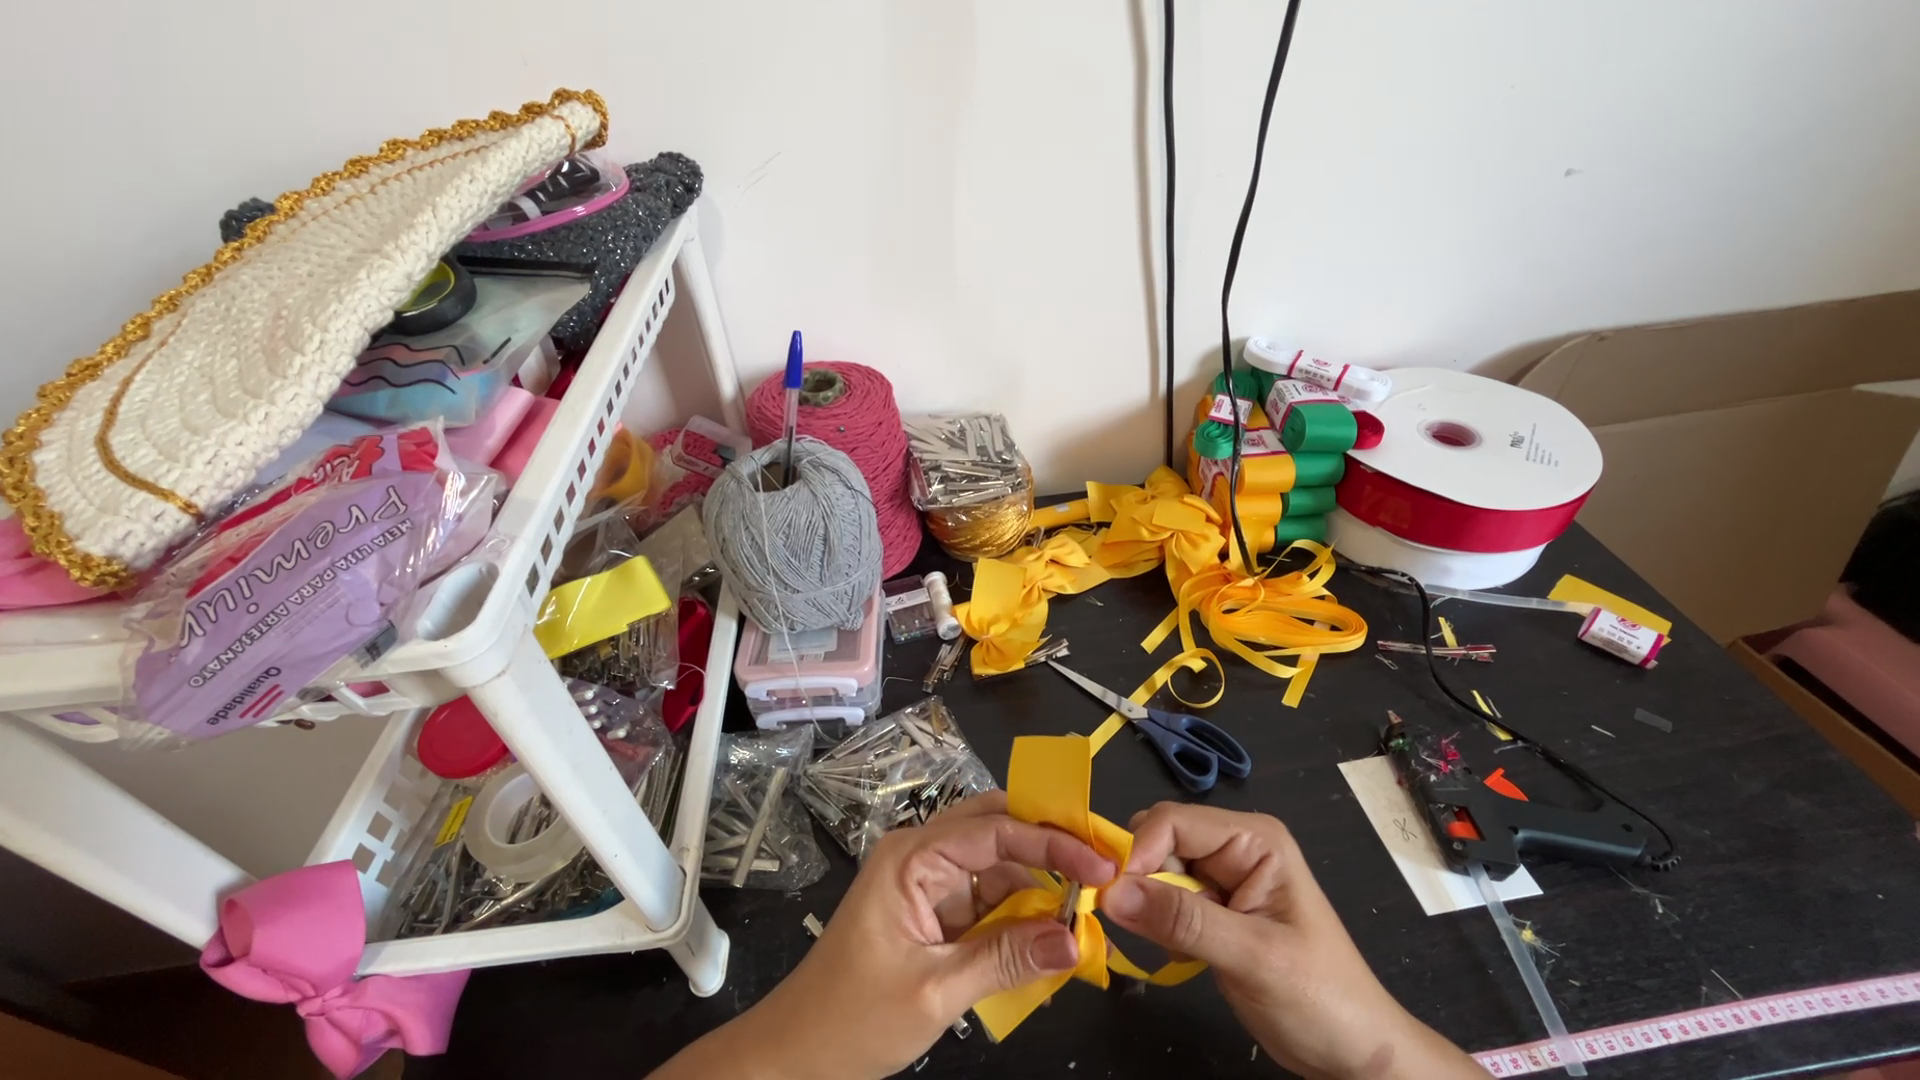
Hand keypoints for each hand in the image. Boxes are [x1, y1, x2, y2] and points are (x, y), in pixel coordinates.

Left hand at [650, 793, 1115, 1079]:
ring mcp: (926, 881)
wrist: (794, 1055)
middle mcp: (920, 854)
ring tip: (1086, 899)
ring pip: (996, 862)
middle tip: (1102, 863)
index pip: (996, 830)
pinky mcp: (932, 909)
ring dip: (1038, 880)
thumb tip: (1074, 939)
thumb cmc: (853, 1018)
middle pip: (995, 828)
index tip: (1103, 863)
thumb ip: (1007, 959)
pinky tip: (1050, 927)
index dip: (1053, 842)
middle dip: (1048, 842)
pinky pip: (986, 895)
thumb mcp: (936, 992)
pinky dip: (1019, 909)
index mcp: (912, 856)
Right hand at [1099, 803, 1482, 1079]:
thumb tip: (1111, 892)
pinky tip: (1183, 954)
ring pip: (1155, 870)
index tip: (1112, 895)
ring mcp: (1222, 878)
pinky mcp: (1211, 908)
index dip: (1138, 851)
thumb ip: (1182, 920)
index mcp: (1254, 840)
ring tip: (1178, 947)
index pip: (1173, 821)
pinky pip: (1162, 899)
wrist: (1353, 1053)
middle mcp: (1234, 847)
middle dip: (1141, 878)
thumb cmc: (1319, 998)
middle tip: (1143, 926)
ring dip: (1150, 906)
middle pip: (1159, 840)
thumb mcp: (1252, 957)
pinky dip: (1158, 924)